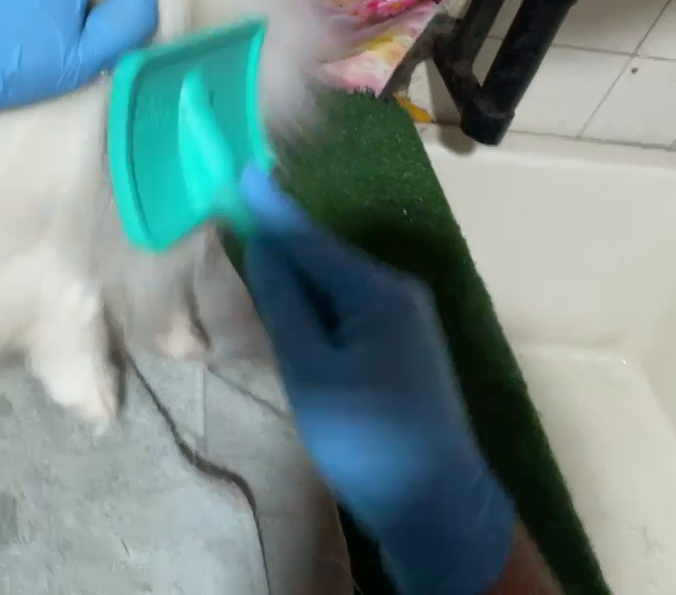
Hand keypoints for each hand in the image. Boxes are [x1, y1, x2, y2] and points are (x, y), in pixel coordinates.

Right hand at [240, 167, 517, 594]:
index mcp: (377, 291)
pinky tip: (294, 313)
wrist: (438, 506)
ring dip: (296, 278)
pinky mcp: (402, 342)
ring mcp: (404, 316)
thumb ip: (285, 303)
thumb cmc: (365, 439)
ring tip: (256, 268)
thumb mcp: (311, 371)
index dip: (272, 206)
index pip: (310, 238)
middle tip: (237, 227)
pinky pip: (348, 305)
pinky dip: (316, 304)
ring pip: (335, 282)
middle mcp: (396, 291)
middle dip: (282, 244)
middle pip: (324, 256)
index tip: (242, 170)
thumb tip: (264, 248)